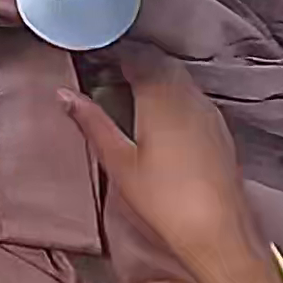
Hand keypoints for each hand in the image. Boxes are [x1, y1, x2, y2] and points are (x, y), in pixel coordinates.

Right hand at [59, 44, 282, 282]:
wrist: (220, 234)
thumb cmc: (162, 198)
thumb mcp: (117, 160)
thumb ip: (91, 121)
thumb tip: (63, 93)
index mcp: (161, 95)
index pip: (137, 54)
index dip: (112, 49)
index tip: (89, 51)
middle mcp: (188, 94)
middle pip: (159, 59)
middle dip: (130, 56)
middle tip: (100, 65)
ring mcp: (207, 109)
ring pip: (176, 74)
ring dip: (150, 70)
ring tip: (121, 84)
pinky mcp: (217, 126)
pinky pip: (188, 91)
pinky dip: (167, 87)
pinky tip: (152, 108)